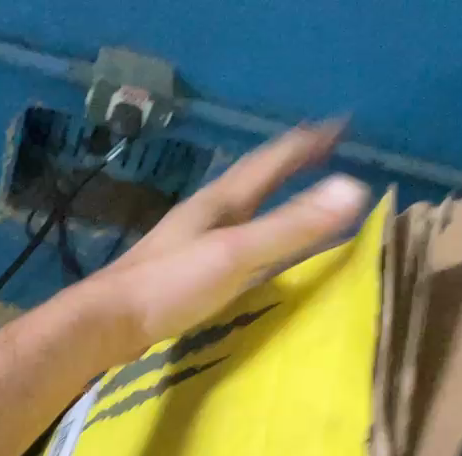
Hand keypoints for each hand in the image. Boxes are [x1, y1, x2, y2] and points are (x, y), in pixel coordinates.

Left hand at [81, 121, 369, 346]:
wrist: (106, 322)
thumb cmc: (169, 286)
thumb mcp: (235, 254)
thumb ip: (289, 227)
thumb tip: (354, 189)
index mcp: (220, 203)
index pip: (270, 162)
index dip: (306, 144)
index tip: (340, 127)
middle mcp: (203, 216)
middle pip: (251, 182)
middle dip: (287, 166)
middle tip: (319, 152)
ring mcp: (187, 244)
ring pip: (236, 213)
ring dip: (266, 201)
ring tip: (288, 199)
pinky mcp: (177, 275)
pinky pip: (225, 246)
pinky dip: (248, 240)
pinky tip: (246, 257)